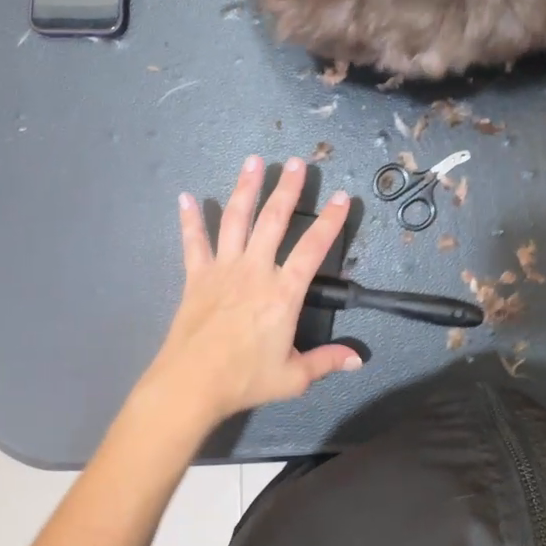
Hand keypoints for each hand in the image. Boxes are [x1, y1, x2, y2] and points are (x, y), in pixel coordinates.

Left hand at [142, 155, 359, 425]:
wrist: (191, 384)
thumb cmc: (244, 379)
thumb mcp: (293, 377)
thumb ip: (326, 361)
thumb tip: (358, 358)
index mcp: (283, 293)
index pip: (312, 249)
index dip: (329, 221)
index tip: (341, 197)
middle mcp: (255, 271)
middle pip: (274, 221)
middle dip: (287, 189)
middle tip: (297, 163)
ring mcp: (223, 269)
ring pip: (236, 220)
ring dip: (246, 188)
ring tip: (253, 161)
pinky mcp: (196, 277)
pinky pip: (194, 242)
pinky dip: (190, 219)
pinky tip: (186, 197)